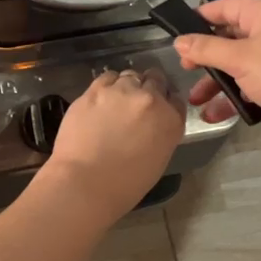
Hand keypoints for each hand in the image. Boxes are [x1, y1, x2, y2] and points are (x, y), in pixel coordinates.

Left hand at [43, 68, 185, 209]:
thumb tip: (151, 124)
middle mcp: (150, 99)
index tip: (158, 109)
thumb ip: (160, 133)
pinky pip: (106, 78)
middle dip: (149, 89)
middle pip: (155, 80)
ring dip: (127, 86)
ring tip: (117, 102)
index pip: (176, 99)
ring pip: (130, 76)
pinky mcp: (95, 90)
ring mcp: (121, 91)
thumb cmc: (124, 184)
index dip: (166, 102)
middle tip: (137, 104)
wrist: (85, 182)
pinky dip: (107, 86)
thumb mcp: (157, 159)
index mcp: (170, 121)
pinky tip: (101, 99)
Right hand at [173, 0, 260, 141]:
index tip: (176, 35)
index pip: (225, 7)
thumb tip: (179, 41)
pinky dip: (237, 94)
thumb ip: (206, 48)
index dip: (199, 19)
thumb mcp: (239, 59)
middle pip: (232, 36)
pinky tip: (217, 113)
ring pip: (242, 63)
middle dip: (206, 56)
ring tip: (195, 100)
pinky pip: (255, 81)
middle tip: (185, 70)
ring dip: (218, 81)